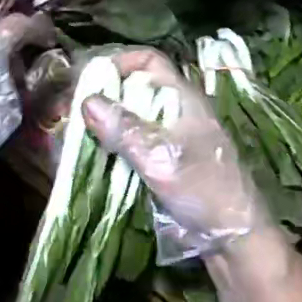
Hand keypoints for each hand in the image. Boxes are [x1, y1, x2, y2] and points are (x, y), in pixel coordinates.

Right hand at [80, 49, 280, 261]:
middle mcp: (173, 112)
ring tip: (69, 134)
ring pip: (125, 118)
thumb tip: (87, 101)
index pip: (149, 61)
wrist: (233, 240)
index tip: (88, 78)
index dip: (119, 61)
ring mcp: (165, 138)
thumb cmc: (206, 191)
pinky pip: (126, 143)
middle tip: (67, 111)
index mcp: (182, 99)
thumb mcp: (162, 159)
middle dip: (98, 95)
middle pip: (130, 89)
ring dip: (98, 123)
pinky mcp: (159, 161)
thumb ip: (126, 130)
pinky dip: (105, 145)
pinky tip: (86, 154)